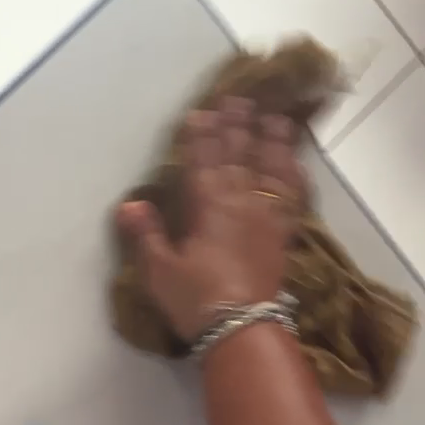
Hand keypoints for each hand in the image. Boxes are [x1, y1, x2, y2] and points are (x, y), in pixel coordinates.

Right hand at [117, 98, 303, 342]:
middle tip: (239, 97)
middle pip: (239, 155)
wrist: (242, 327)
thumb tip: (129, 204)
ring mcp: (267, 215)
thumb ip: (146, 235)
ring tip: (273, 114)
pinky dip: (294, 171)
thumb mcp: (159, 271)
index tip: (202, 111)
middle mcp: (242, 201)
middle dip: (236, 126)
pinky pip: (293, 193)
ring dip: (271, 138)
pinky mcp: (283, 233)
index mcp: (209, 207)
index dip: (201, 136)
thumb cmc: (194, 299)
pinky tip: (295, 160)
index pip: (204, 162)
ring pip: (271, 166)